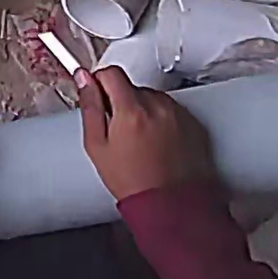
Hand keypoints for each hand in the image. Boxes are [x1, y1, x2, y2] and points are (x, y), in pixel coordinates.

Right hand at [75, 66, 212, 202]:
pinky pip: (170, 110)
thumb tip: (83, 78)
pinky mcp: (194, 124)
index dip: (99, 82)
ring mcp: (179, 115)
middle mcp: (158, 107)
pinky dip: (160, 120)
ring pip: (151, 97)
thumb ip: (89, 105)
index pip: (112, 73)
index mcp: (131, 110)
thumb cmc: (133, 180)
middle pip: (132, 86)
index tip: (96, 93)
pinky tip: (155, 142)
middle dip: (120, 100)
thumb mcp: (97, 144)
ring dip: (141, 109)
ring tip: (138, 138)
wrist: (172, 206)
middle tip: (117, 128)